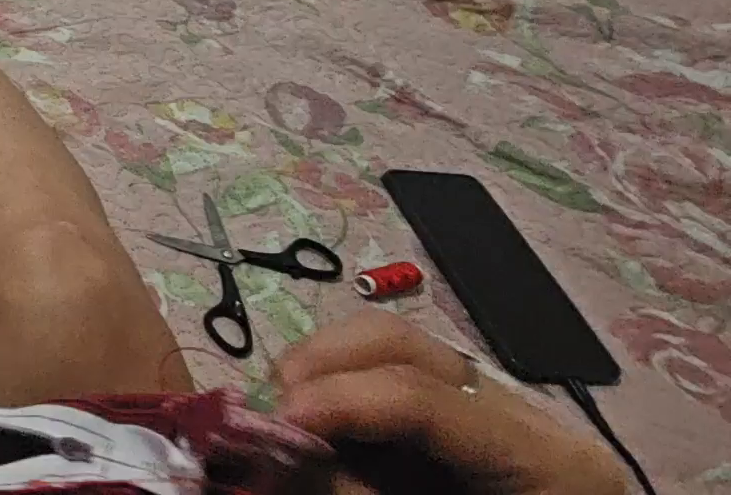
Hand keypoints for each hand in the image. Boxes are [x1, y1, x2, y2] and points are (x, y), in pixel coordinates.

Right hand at [276, 312, 629, 494]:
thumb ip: (357, 492)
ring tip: (283, 408)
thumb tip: (276, 447)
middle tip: (271, 405)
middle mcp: (520, 411)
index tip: (273, 423)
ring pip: (379, 339)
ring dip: (316, 365)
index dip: (336, 400)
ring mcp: (487, 402)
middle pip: (395, 341)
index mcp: (549, 461)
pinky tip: (311, 414)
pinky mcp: (455, 410)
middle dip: (317, 362)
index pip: (419, 395)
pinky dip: (330, 381)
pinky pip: (378, 367)